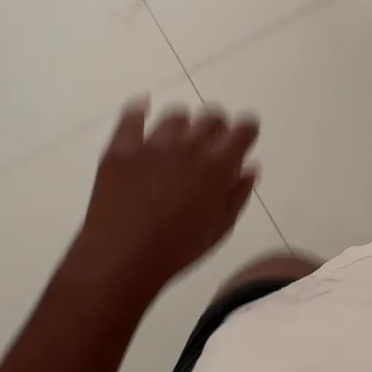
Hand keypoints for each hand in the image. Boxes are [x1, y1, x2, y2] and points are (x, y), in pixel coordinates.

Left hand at [72, 98, 260, 288]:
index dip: (246, 131)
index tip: (241, 140)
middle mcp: (190, 145)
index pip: (245, 126)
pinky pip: (132, 116)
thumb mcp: (221, 228)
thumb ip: (239, 193)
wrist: (121, 261)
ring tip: (176, 141)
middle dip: (216, 126)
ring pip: (177, 114)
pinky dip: (140, 110)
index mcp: (219, 164)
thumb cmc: (178, 250)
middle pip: (212, 115)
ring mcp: (154, 143)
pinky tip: (143, 111)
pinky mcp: (122, 148)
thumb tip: (250, 167)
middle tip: (209, 145)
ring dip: (183, 125)